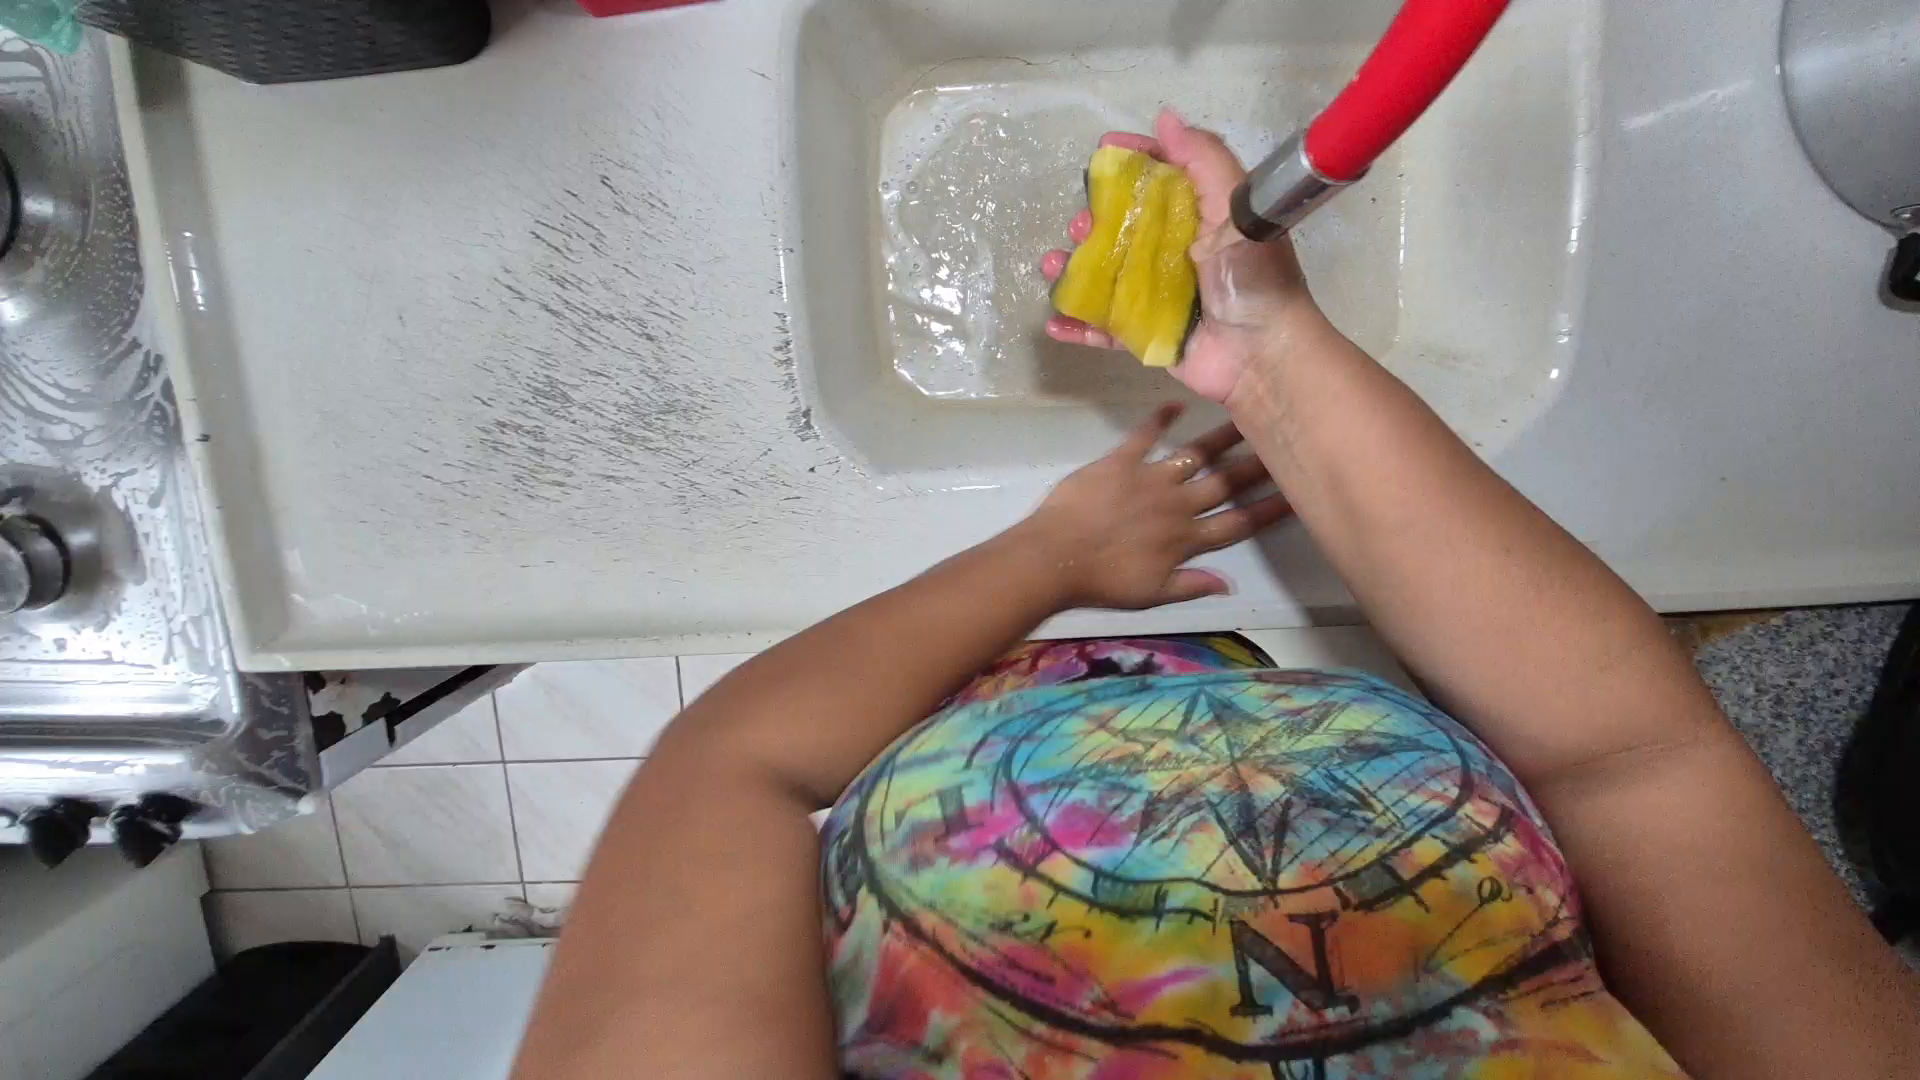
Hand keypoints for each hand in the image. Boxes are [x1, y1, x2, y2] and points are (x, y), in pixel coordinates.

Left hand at [1010, 403, 1291, 610]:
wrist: (1056, 557)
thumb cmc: (1101, 582)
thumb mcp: (1151, 594)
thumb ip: (1191, 585)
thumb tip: (1229, 584)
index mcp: (1185, 539)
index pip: (1238, 524)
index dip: (1270, 511)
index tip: (1299, 496)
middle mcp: (1177, 505)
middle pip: (1226, 483)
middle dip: (1258, 466)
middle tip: (1286, 444)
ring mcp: (1150, 479)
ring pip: (1196, 454)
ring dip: (1223, 437)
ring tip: (1246, 417)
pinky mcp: (1121, 461)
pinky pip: (1144, 435)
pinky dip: (1159, 418)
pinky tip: (1176, 404)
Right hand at [1042, 109, 1324, 403]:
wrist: (1260, 353)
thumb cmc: (1252, 277)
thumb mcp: (1236, 209)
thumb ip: (1204, 160)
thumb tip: (1165, 117)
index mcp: (1199, 218)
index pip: (1162, 179)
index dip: (1134, 161)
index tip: (1103, 151)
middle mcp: (1175, 254)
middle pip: (1123, 230)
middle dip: (1093, 222)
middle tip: (1077, 224)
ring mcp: (1157, 296)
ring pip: (1105, 278)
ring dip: (1074, 271)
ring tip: (1052, 265)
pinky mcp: (1146, 334)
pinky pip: (1104, 329)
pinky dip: (1078, 327)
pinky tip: (1054, 322)